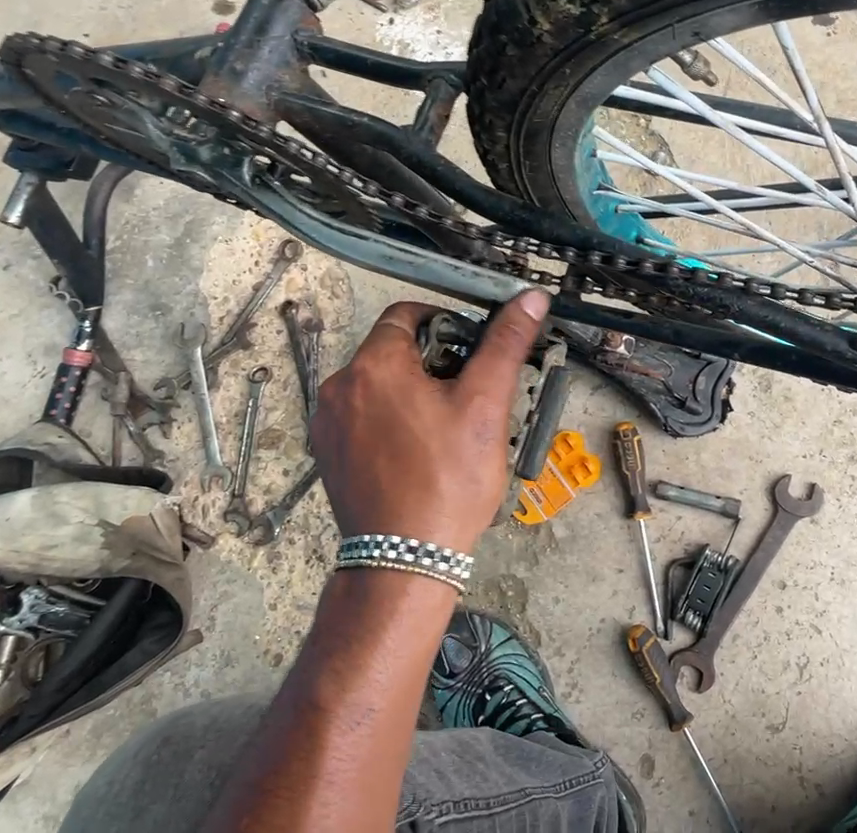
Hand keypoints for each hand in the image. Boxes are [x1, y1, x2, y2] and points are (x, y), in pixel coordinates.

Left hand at [306, 291, 549, 553]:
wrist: (405, 557)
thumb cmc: (448, 480)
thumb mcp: (485, 405)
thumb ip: (505, 345)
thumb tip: (530, 299)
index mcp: (374, 364)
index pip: (408, 314)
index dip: (445, 322)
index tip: (472, 350)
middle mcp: (339, 386)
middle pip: (391, 350)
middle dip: (431, 362)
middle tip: (468, 393)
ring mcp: (327, 423)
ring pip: (378, 386)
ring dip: (411, 391)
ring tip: (447, 426)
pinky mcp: (326, 454)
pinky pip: (362, 418)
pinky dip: (390, 420)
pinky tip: (419, 450)